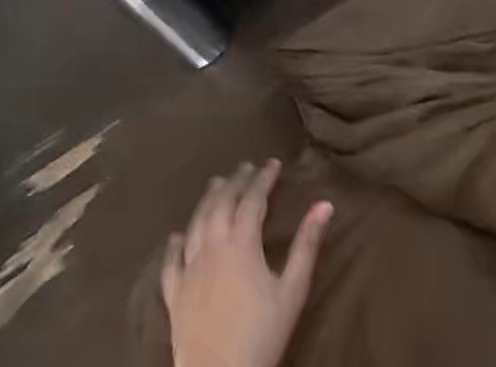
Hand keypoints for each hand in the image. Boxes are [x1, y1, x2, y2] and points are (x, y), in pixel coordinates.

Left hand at [162, 159, 332, 366]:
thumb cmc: (261, 334)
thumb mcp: (292, 289)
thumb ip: (307, 245)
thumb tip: (325, 204)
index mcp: (241, 244)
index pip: (252, 199)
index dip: (263, 178)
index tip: (273, 162)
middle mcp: (212, 248)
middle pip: (221, 205)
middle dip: (235, 182)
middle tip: (246, 167)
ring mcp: (189, 271)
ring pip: (196, 224)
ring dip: (207, 200)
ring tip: (216, 184)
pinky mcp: (173, 295)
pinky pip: (171, 262)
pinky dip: (174, 244)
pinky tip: (176, 235)